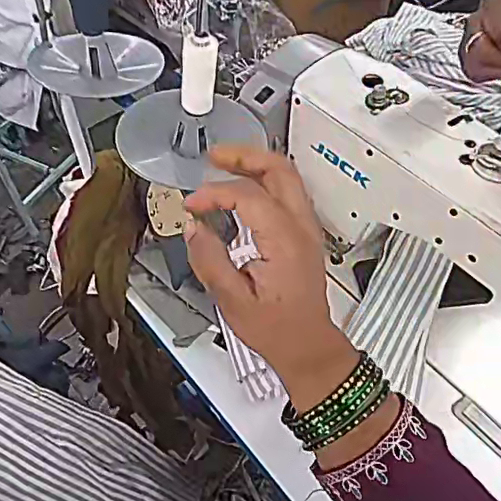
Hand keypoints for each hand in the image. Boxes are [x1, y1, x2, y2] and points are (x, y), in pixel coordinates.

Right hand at [182, 145, 358, 407]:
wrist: (307, 345)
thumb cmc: (278, 330)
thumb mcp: (233, 301)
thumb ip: (210, 260)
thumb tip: (193, 229)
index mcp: (285, 241)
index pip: (247, 195)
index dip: (214, 194)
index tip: (192, 205)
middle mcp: (301, 229)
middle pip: (279, 169)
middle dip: (243, 155)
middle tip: (214, 156)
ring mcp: (307, 230)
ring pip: (288, 177)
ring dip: (256, 164)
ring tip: (225, 165)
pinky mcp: (305, 236)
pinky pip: (289, 193)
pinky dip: (265, 181)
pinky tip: (244, 190)